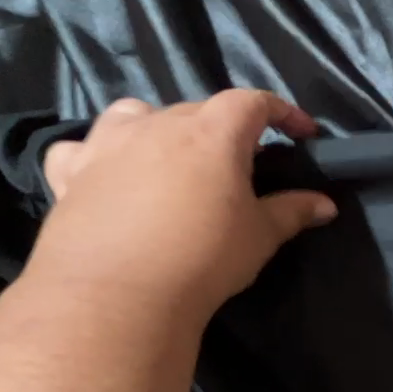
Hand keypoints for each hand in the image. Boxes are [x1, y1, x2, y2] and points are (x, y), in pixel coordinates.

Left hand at [28, 91, 336, 320]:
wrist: (117, 289)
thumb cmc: (206, 254)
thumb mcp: (264, 234)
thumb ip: (294, 210)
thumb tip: (323, 204)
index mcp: (210, 136)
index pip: (252, 102)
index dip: (283, 112)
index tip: (304, 134)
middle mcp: (155, 127)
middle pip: (198, 108)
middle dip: (229, 126)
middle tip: (248, 159)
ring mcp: (104, 145)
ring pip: (136, 113)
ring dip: (163, 125)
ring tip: (178, 154)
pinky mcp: (68, 171)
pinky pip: (86, 146)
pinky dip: (106, 152)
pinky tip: (117, 172)